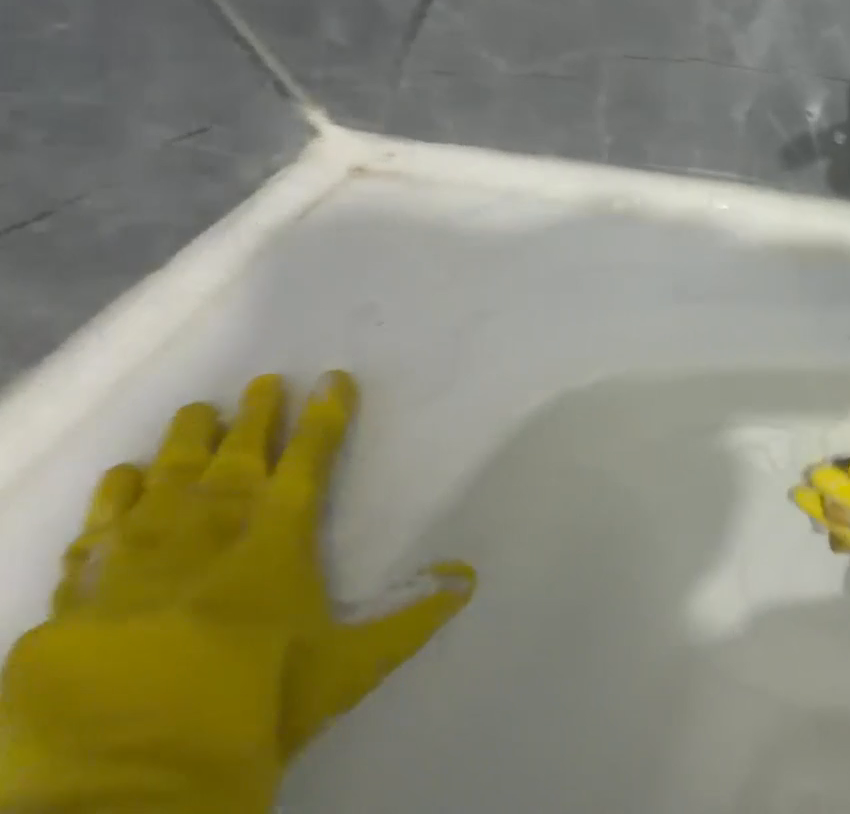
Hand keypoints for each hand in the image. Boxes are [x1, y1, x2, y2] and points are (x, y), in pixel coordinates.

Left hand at [0, 372, 474, 813]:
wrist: (134, 768)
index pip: (309, 463)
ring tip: (195, 410)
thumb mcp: (354, 663)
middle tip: (264, 381)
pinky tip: (121, 478)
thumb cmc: (261, 702)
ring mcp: (139, 559)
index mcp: (277, 543)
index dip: (325, 418)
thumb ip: (414, 616)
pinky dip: (112, 498)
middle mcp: (209, 535)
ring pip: (164, 481)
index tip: (333, 380)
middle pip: (235, 459)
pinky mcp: (81, 594)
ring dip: (184, 443)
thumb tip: (469, 576)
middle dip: (253, 418)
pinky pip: (98, 529)